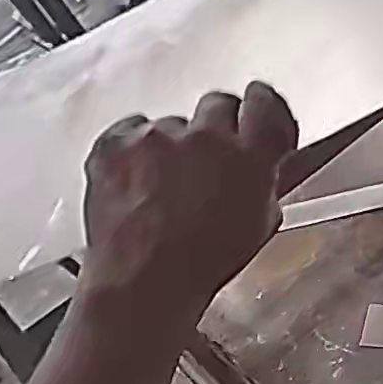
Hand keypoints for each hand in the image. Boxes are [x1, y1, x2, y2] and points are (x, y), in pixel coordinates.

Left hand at [80, 83, 297, 324]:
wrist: (146, 279)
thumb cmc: (204, 259)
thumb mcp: (260, 222)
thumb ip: (264, 181)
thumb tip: (260, 165)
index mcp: (250, 158)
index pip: (267, 105)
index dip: (266, 105)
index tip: (261, 106)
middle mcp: (206, 138)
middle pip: (219, 104)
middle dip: (220, 125)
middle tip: (214, 155)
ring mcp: (157, 138)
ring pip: (174, 123)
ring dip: (177, 145)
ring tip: (170, 184)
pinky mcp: (115, 143)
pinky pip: (132, 130)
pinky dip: (138, 148)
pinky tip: (143, 179)